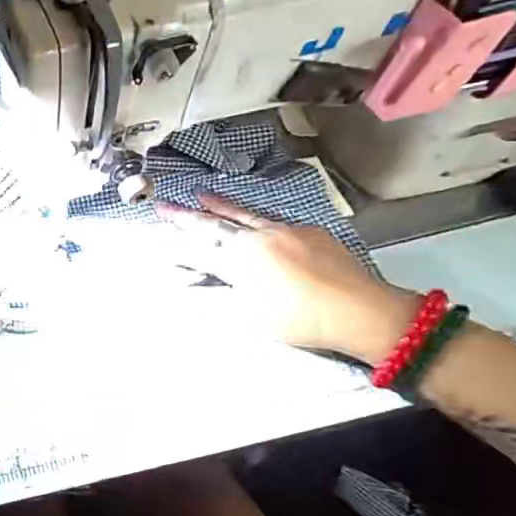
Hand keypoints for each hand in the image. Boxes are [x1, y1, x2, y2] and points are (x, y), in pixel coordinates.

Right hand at [160, 194, 420, 364]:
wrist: (359, 310)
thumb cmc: (302, 320)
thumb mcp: (254, 317)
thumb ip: (223, 297)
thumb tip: (196, 285)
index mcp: (244, 257)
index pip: (201, 246)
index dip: (176, 240)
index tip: (156, 231)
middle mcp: (262, 236)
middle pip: (218, 223)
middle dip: (189, 216)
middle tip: (166, 205)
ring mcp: (288, 230)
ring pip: (247, 215)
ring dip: (221, 207)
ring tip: (202, 195)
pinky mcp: (311, 232)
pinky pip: (274, 222)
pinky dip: (256, 221)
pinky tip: (256, 227)